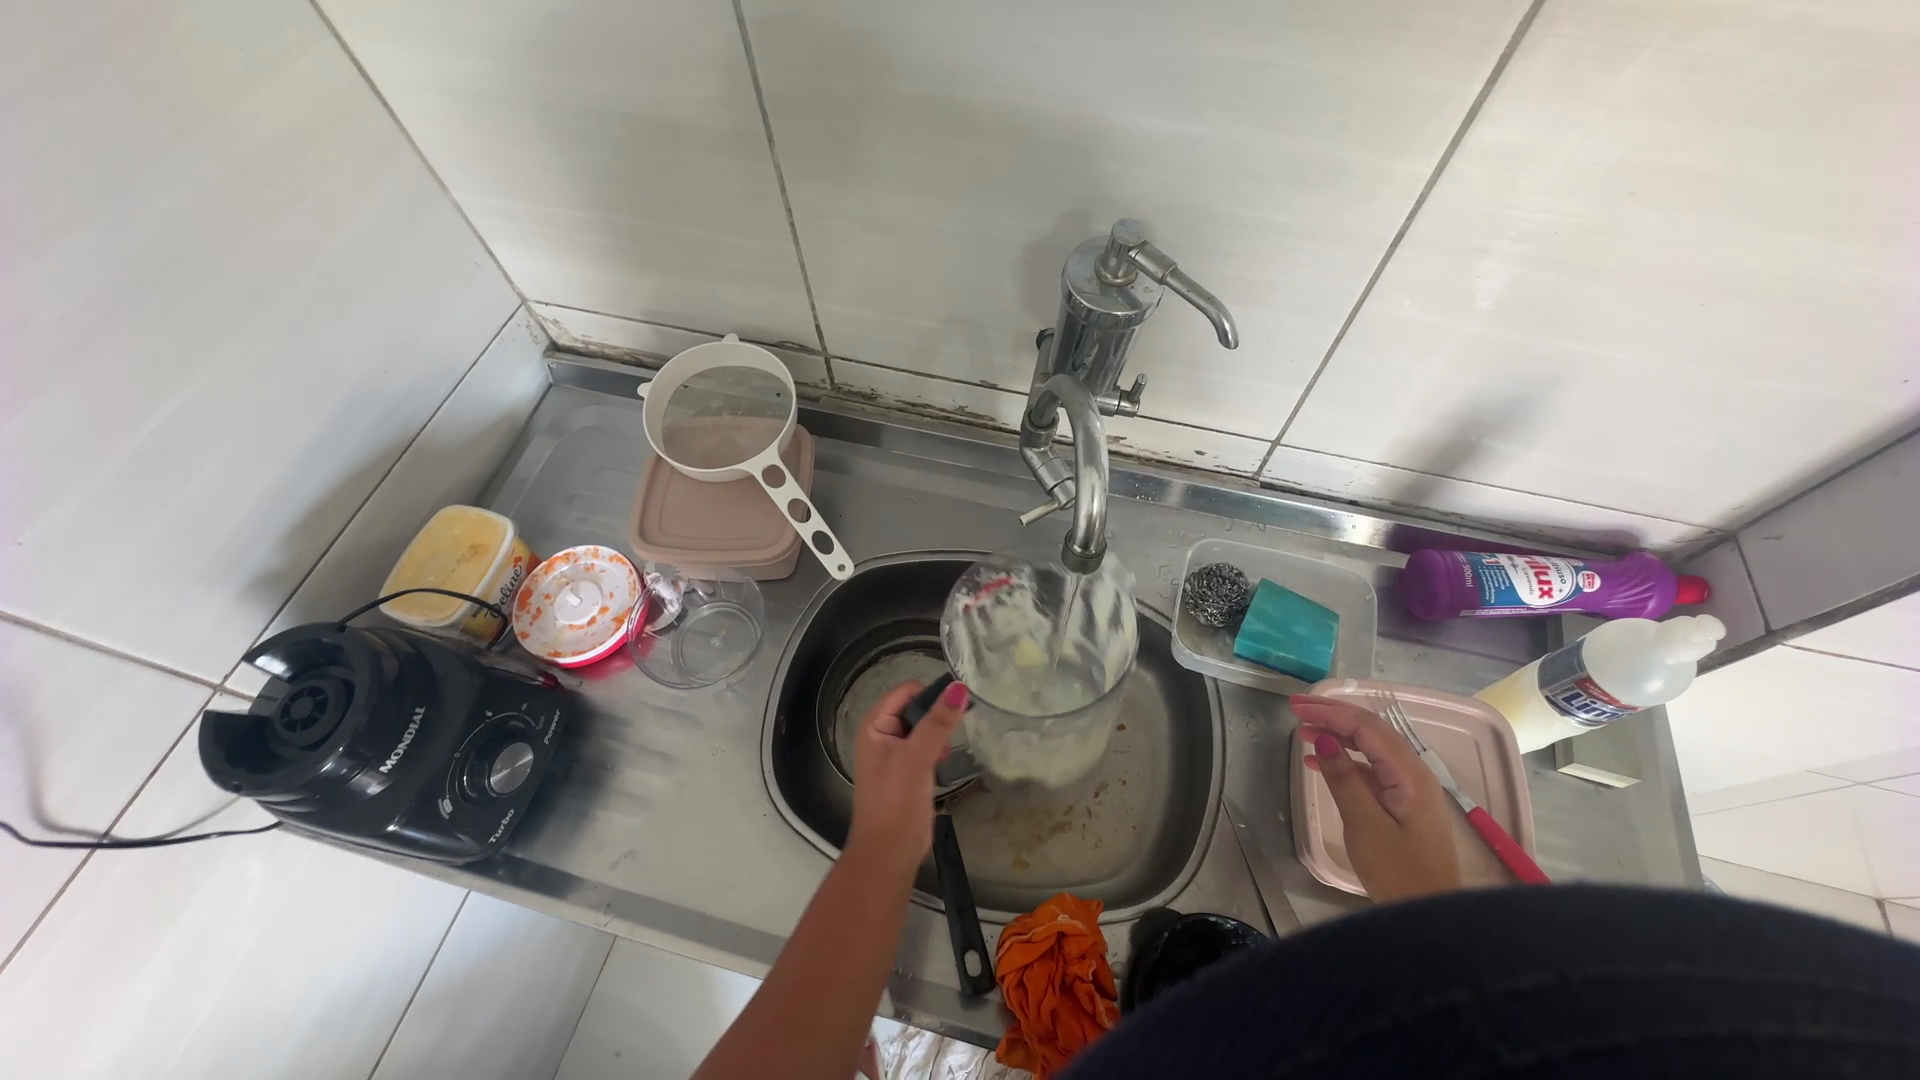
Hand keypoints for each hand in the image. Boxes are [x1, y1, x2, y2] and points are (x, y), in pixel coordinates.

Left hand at [847, 680, 968, 868]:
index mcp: (874, 725)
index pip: (905, 691)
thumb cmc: (896, 802)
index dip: (930, 693)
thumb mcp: (917, 758)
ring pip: (923, 728)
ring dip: (938, 734)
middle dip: (936, 715)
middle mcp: (881, 735)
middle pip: (914, 708)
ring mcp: (894, 754)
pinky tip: (944, 763)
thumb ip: (938, 722)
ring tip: (946, 752)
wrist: (889, 852)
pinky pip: (925, 748)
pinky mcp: (908, 772)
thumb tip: (959, 688)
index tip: (957, 704)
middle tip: (954, 731)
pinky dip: (937, 750)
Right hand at [1294, 693, 1460, 903]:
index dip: (1331, 712)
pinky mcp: (1402, 802)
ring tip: (1302, 730)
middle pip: (1372, 731)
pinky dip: (1344, 758)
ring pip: (1370, 747)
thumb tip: (1325, 740)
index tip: (1297, 708)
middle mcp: (1413, 773)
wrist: (1432, 913)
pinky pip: (1371, 767)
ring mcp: (1409, 787)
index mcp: (1409, 774)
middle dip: (1334, 715)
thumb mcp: (1364, 825)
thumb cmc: (1398, 872)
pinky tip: (1318, 761)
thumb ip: (1344, 780)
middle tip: (1296, 708)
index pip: (1367, 728)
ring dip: (1337, 734)